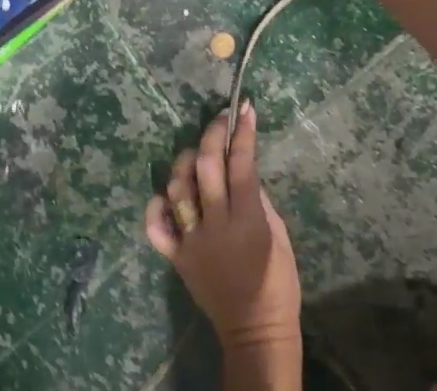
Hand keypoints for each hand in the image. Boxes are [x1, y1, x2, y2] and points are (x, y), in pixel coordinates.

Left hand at [145, 101, 301, 348]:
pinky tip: (166, 192)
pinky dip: (157, 204)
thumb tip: (243, 167)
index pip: (241, 164)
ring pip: (178, 189)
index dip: (243, 132)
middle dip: (213, 135)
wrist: (255, 328)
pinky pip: (156, 227)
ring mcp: (192, 240)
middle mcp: (215, 224)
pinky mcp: (177, 257)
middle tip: (221, 119)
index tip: (244, 108)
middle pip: (206, 167)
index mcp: (247, 220)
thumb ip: (259, 199)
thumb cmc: (278, 281)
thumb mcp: (279, 234)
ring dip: (185, 162)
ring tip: (196, 153)